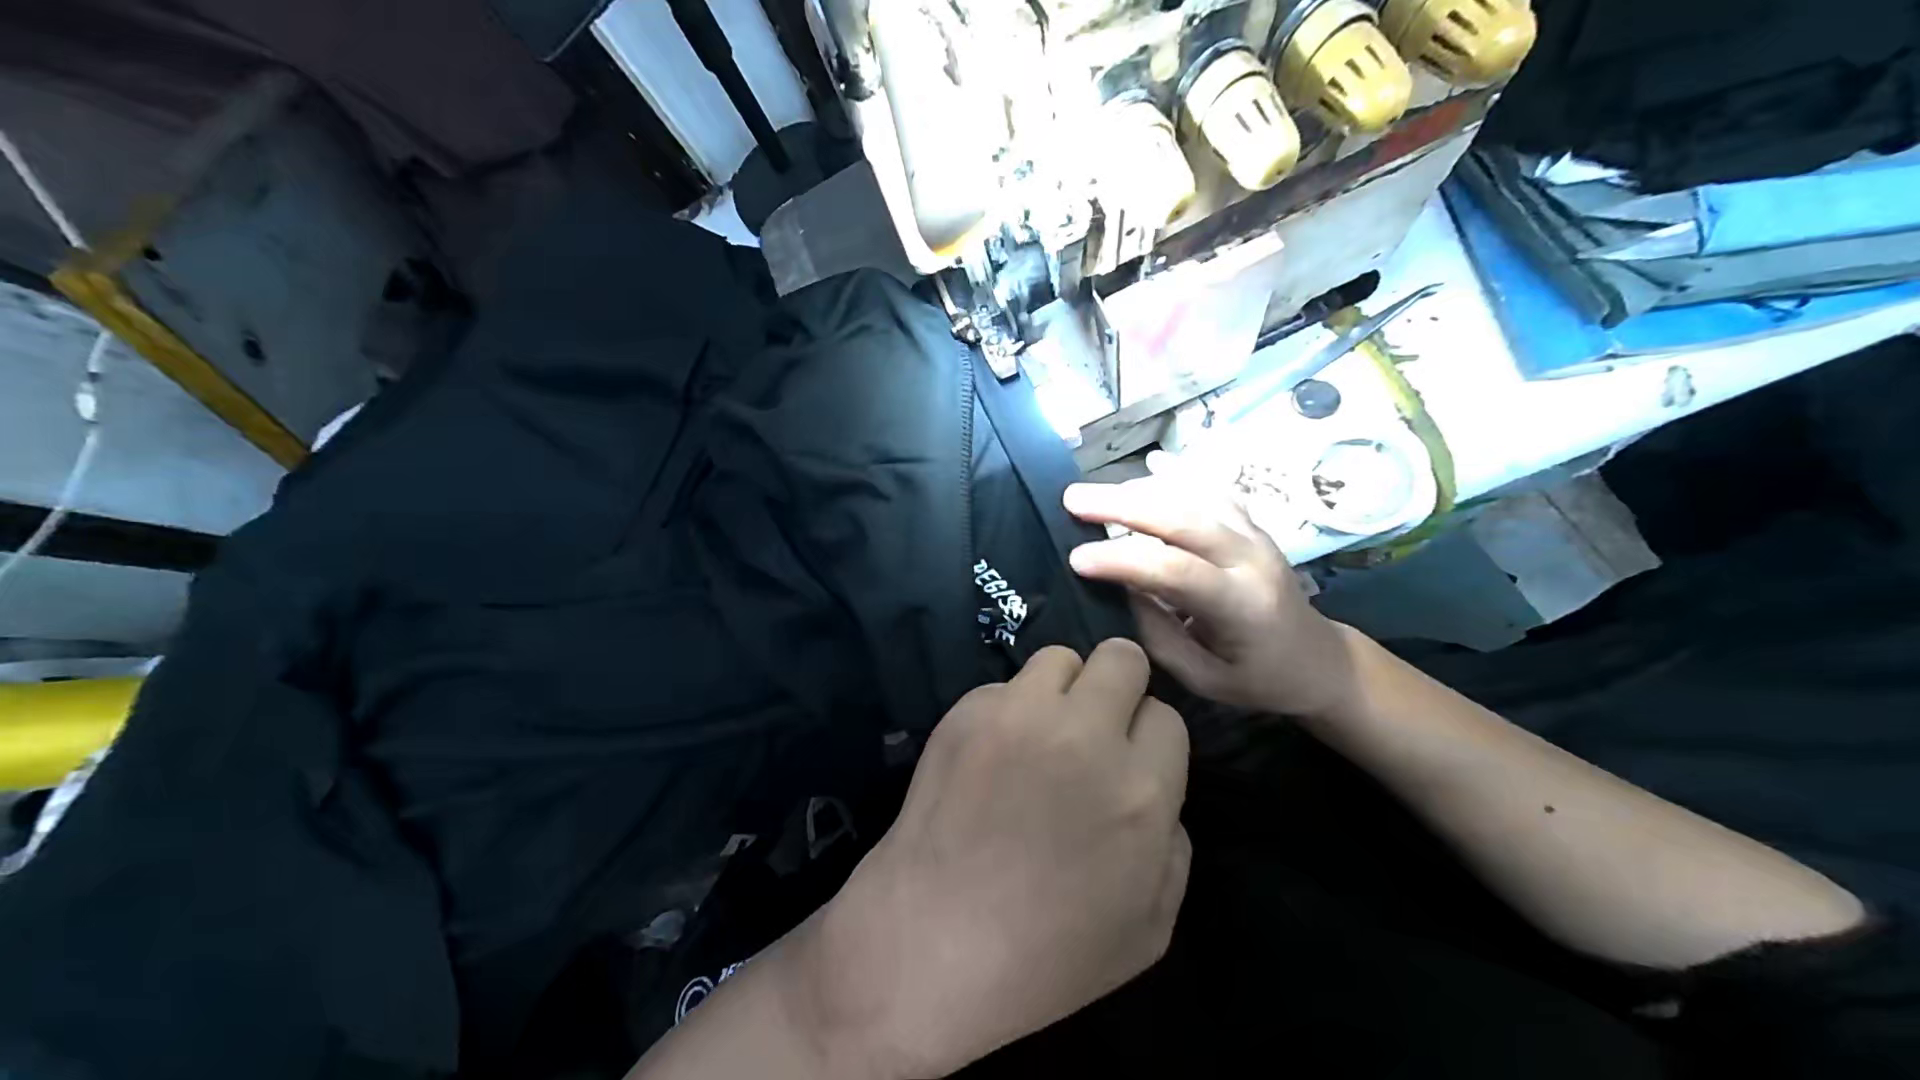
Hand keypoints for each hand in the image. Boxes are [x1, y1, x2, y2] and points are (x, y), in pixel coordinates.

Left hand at [786, 640, 1190, 1078]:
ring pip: (1060, 659)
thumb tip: (1154, 791)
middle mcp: (1084, 735)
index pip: (1166, 716)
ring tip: (1041, 733)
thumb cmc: (1047, 956)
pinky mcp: (966, 713)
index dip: (1148, 739)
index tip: (1127, 762)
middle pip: (1121, 658)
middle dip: (1117, 687)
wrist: (932, 943)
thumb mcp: (1150, 926)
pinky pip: (1002, 688)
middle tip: (1093, 726)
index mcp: (1141, 789)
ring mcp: (1018, 716)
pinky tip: (987, 758)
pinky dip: (1005, 712)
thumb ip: (1172, 845)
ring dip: (1061, 690)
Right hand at [1063, 477, 1359, 720]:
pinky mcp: (1252, 524)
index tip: (1076, 559)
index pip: (1176, 570)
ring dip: (1142, 489)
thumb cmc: (1257, 678)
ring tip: (1097, 494)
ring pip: (1195, 495)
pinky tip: (1152, 465)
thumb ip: (1157, 634)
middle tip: (1072, 500)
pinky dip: (1179, 475)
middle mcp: (1252, 558)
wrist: (1319, 660)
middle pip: (1184, 517)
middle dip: (1123, 505)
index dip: (1123, 560)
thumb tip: (1118, 587)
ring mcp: (1256, 534)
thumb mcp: (1202, 678)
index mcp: (1242, 605)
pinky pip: (1212, 489)